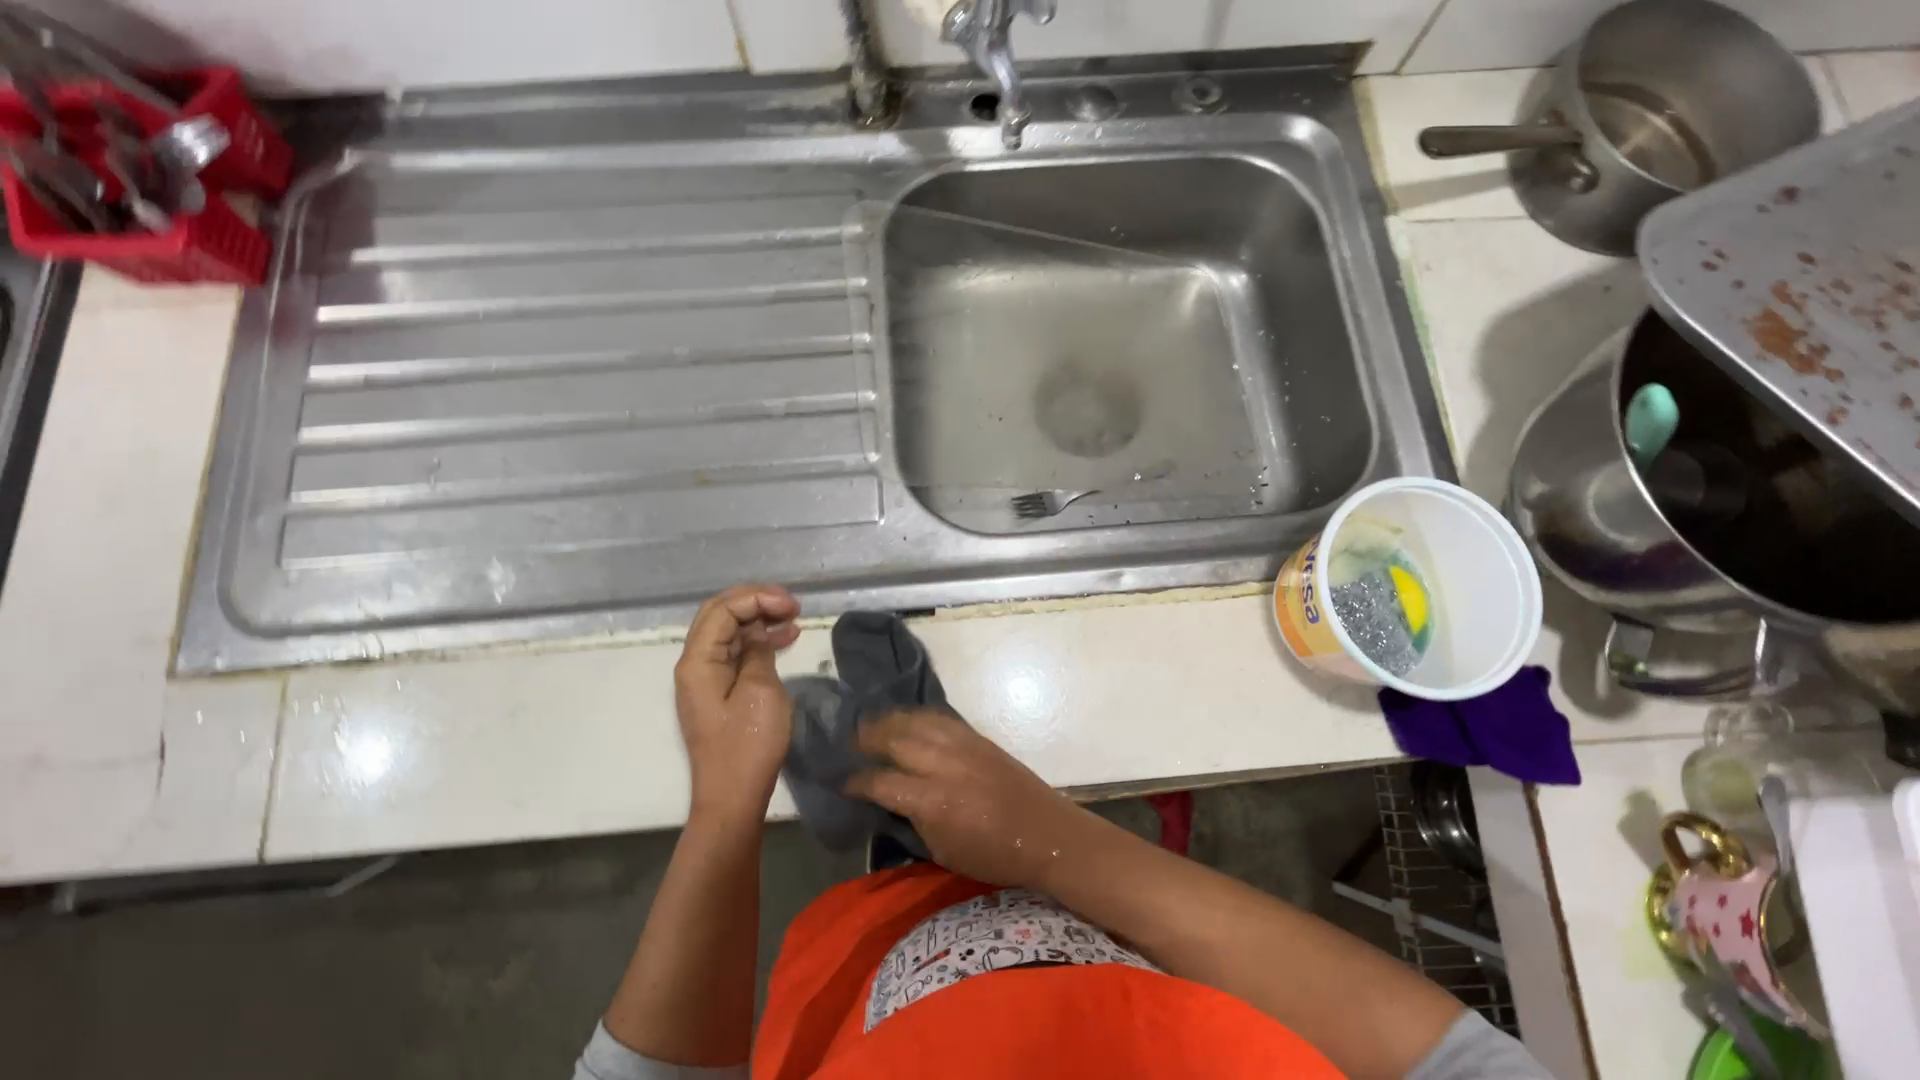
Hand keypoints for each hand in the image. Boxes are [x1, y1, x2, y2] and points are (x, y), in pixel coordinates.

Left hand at [674, 584, 800, 818]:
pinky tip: (785, 640)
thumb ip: (757, 652)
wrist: (733, 797)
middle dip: (756, 602)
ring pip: (729, 633)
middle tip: (791, 606)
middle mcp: (694, 664)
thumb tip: (758, 634)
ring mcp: (705, 679)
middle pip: (720, 615)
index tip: (792, 606)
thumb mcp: (760, 691)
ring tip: (794, 620)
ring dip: (759, 620)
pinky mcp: (719, 693)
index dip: (757, 598)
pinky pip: (736, 654)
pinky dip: (759, 642)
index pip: (723, 609)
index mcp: (697, 661)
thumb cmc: (748, 745)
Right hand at [846, 709, 1094, 888]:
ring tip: (870, 726)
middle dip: (865, 739)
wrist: (1047, 836)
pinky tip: (906, 722)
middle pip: (893, 739)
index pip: (879, 782)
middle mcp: (942, 765)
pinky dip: (917, 718)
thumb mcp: (942, 851)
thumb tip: (889, 803)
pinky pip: (939, 719)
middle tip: (847, 744)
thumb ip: (912, 821)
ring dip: (888, 721)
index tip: (842, 783)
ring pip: (915, 722)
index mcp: (931, 801)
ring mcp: (962, 746)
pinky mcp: (978, 738)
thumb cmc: (994, 856)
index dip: (856, 782)